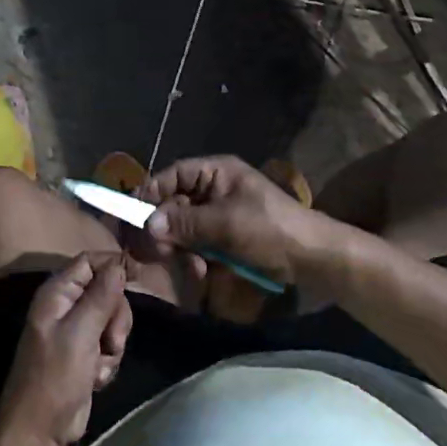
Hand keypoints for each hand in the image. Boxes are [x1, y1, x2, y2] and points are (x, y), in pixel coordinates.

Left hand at [0, 252, 132, 445]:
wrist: (41, 431)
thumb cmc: (55, 376)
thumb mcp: (81, 333)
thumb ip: (101, 296)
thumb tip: (119, 264)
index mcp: (57, 293)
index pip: (90, 261)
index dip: (113, 265)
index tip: (139, 275)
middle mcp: (66, 306)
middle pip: (107, 290)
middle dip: (116, 315)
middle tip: (112, 339)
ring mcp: (76, 330)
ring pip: (112, 318)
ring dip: (113, 342)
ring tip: (100, 363)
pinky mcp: (85, 353)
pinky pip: (109, 343)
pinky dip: (107, 360)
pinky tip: (96, 377)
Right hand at [139, 156, 333, 283]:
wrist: (314, 259)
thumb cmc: (269, 230)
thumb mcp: (225, 224)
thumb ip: (185, 223)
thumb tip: (148, 223)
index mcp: (218, 173)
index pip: (175, 174)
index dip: (152, 191)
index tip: (132, 212)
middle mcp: (216, 189)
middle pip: (176, 203)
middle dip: (168, 227)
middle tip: (160, 251)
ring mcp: (222, 214)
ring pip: (186, 227)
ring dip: (183, 247)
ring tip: (193, 267)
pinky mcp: (228, 237)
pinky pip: (201, 243)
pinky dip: (197, 257)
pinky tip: (203, 273)